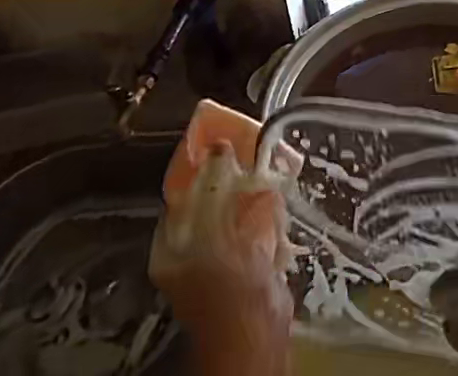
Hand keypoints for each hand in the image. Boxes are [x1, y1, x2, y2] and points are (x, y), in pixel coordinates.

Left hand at [151, 110, 294, 375]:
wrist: (257, 330)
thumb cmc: (229, 284)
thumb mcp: (216, 230)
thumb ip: (216, 187)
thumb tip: (221, 146)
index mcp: (173, 236)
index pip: (184, 184)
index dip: (202, 156)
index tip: (225, 129)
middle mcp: (192, 241)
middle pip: (212, 190)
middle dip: (234, 165)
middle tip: (255, 138)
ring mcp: (222, 249)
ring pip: (237, 201)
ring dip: (255, 179)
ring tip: (274, 154)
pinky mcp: (250, 254)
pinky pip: (256, 217)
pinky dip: (269, 200)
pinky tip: (284, 186)